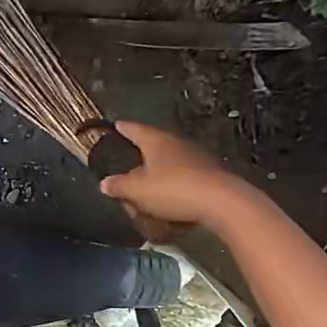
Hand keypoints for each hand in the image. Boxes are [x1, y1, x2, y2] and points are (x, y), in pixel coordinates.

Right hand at [97, 121, 255, 227]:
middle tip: (129, 162)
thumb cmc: (173, 189)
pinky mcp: (210, 175)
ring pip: (171, 162)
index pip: (136, 129)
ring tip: (148, 186)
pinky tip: (170, 199)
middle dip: (142, 154)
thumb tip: (105, 182)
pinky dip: (174, 186)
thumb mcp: (138, 191)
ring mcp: (196, 158)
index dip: (124, 129)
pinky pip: (185, 178)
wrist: (220, 201)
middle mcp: (177, 143)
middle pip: (155, 145)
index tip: (117, 125)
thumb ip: (119, 186)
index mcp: (157, 141)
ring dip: (159, 172)